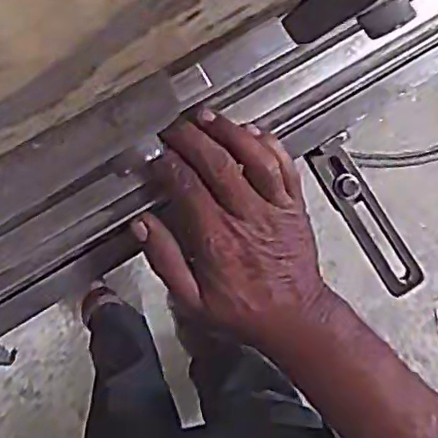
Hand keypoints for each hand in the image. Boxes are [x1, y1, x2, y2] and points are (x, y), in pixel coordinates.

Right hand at [132, 110, 339, 354]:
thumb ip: (165, 259)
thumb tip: (143, 226)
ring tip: (207, 117)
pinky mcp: (293, 204)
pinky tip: (252, 131)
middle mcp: (247, 218)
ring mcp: (274, 208)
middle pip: (218, 164)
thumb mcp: (192, 301)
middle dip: (192, 139)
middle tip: (175, 128)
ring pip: (253, 158)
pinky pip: (284, 165)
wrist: (295, 319)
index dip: (170, 166)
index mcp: (217, 241)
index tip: (157, 156)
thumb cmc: (244, 311)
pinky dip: (268, 144)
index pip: (188, 188)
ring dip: (228, 132)